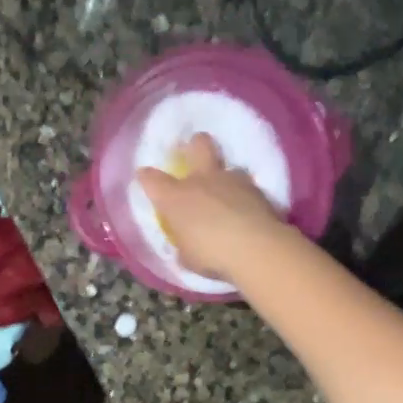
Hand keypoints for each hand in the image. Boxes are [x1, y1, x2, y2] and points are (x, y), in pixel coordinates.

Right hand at [137, 133, 292, 281]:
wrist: (253, 248)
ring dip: (226, 178)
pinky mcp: (257, 190)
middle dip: (196, 145)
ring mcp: (232, 181)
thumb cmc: (210, 254)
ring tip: (228, 195)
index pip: (152, 180)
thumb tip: (186, 243)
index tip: (144, 176)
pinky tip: (247, 211)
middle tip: (196, 153)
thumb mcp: (187, 257)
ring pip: (228, 166)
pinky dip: (245, 197)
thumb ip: (184, 245)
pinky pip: (247, 187)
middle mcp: (202, 180)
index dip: (146, 177)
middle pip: (199, 145)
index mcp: (176, 198)